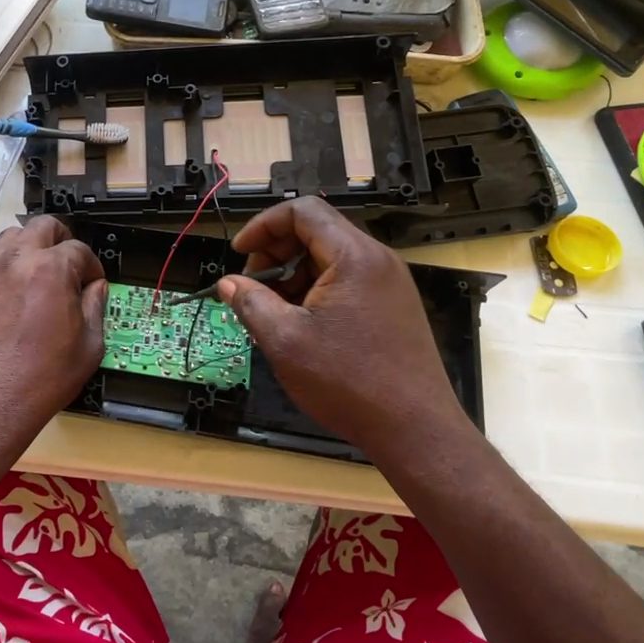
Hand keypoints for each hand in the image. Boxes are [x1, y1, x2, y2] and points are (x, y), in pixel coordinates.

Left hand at [0, 216, 106, 447]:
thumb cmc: (41, 379)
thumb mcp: (89, 346)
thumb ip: (95, 306)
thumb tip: (94, 288)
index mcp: (49, 270)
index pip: (78, 249)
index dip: (91, 267)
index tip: (91, 283)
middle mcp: (12, 259)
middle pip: (42, 226)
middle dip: (60, 241)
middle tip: (65, 266)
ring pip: (9, 238)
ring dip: (27, 251)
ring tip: (33, 280)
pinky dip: (0, 272)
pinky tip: (5, 301)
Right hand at [218, 197, 467, 456]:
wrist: (415, 431)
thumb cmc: (348, 383)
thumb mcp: (285, 341)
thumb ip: (251, 303)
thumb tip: (228, 284)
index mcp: (354, 257)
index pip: (302, 211)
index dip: (263, 226)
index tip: (239, 254)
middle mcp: (377, 260)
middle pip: (316, 231)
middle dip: (275, 253)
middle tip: (252, 289)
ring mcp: (389, 283)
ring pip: (329, 257)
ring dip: (293, 274)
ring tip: (273, 312)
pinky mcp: (393, 306)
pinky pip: (346, 280)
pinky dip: (315, 290)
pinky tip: (300, 324)